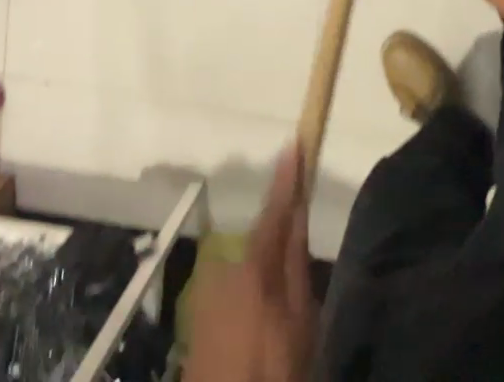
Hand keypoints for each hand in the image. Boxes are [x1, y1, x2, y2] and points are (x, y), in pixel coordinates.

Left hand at [183, 148, 317, 381]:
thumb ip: (296, 262)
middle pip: (260, 240)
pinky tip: (263, 319)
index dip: (286, 179)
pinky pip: (234, 286)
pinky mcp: (199, 312)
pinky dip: (251, 288)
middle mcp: (222, 269)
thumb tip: (299, 214)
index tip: (295, 144)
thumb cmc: (270, 370)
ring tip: (285, 307)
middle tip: (304, 254)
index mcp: (252, 268)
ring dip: (266, 270)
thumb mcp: (299, 320)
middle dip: (281, 237)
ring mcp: (206, 291)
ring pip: (248, 265)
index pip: (275, 211)